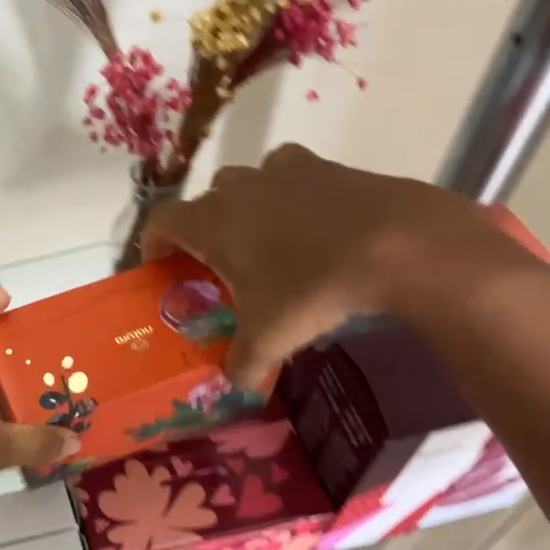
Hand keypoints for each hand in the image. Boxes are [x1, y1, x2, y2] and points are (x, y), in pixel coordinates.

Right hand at [141, 143, 527, 386]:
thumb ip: (242, 363)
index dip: (153, 243)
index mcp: (213, 222)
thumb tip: (235, 383)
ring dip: (245, 208)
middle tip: (216, 266)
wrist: (396, 244)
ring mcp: (285, 171)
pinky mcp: (327, 167)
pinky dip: (289, 197)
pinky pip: (291, 177)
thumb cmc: (311, 289)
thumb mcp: (269, 339)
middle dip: (203, 231)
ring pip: (248, 183)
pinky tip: (309, 227)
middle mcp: (240, 188)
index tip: (159, 267)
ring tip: (263, 244)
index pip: (162, 220)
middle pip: (205, 201)